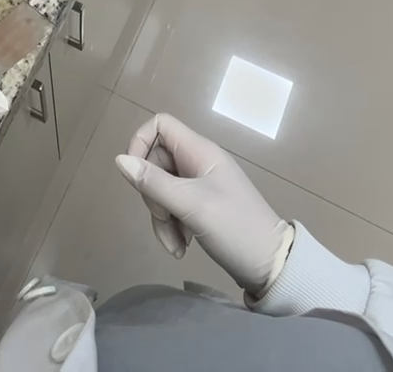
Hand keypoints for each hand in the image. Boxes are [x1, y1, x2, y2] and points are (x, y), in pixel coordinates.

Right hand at [115, 113, 287, 292]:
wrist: (273, 268)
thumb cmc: (236, 228)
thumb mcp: (191, 205)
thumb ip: (154, 183)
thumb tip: (119, 160)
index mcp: (199, 151)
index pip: (160, 125)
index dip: (141, 142)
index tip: (134, 172)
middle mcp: (198, 162)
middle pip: (156, 161)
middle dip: (152, 194)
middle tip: (164, 218)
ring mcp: (200, 185)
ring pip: (161, 188)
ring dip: (161, 218)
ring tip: (176, 246)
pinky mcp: (201, 207)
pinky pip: (173, 207)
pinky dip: (171, 226)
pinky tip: (181, 247)